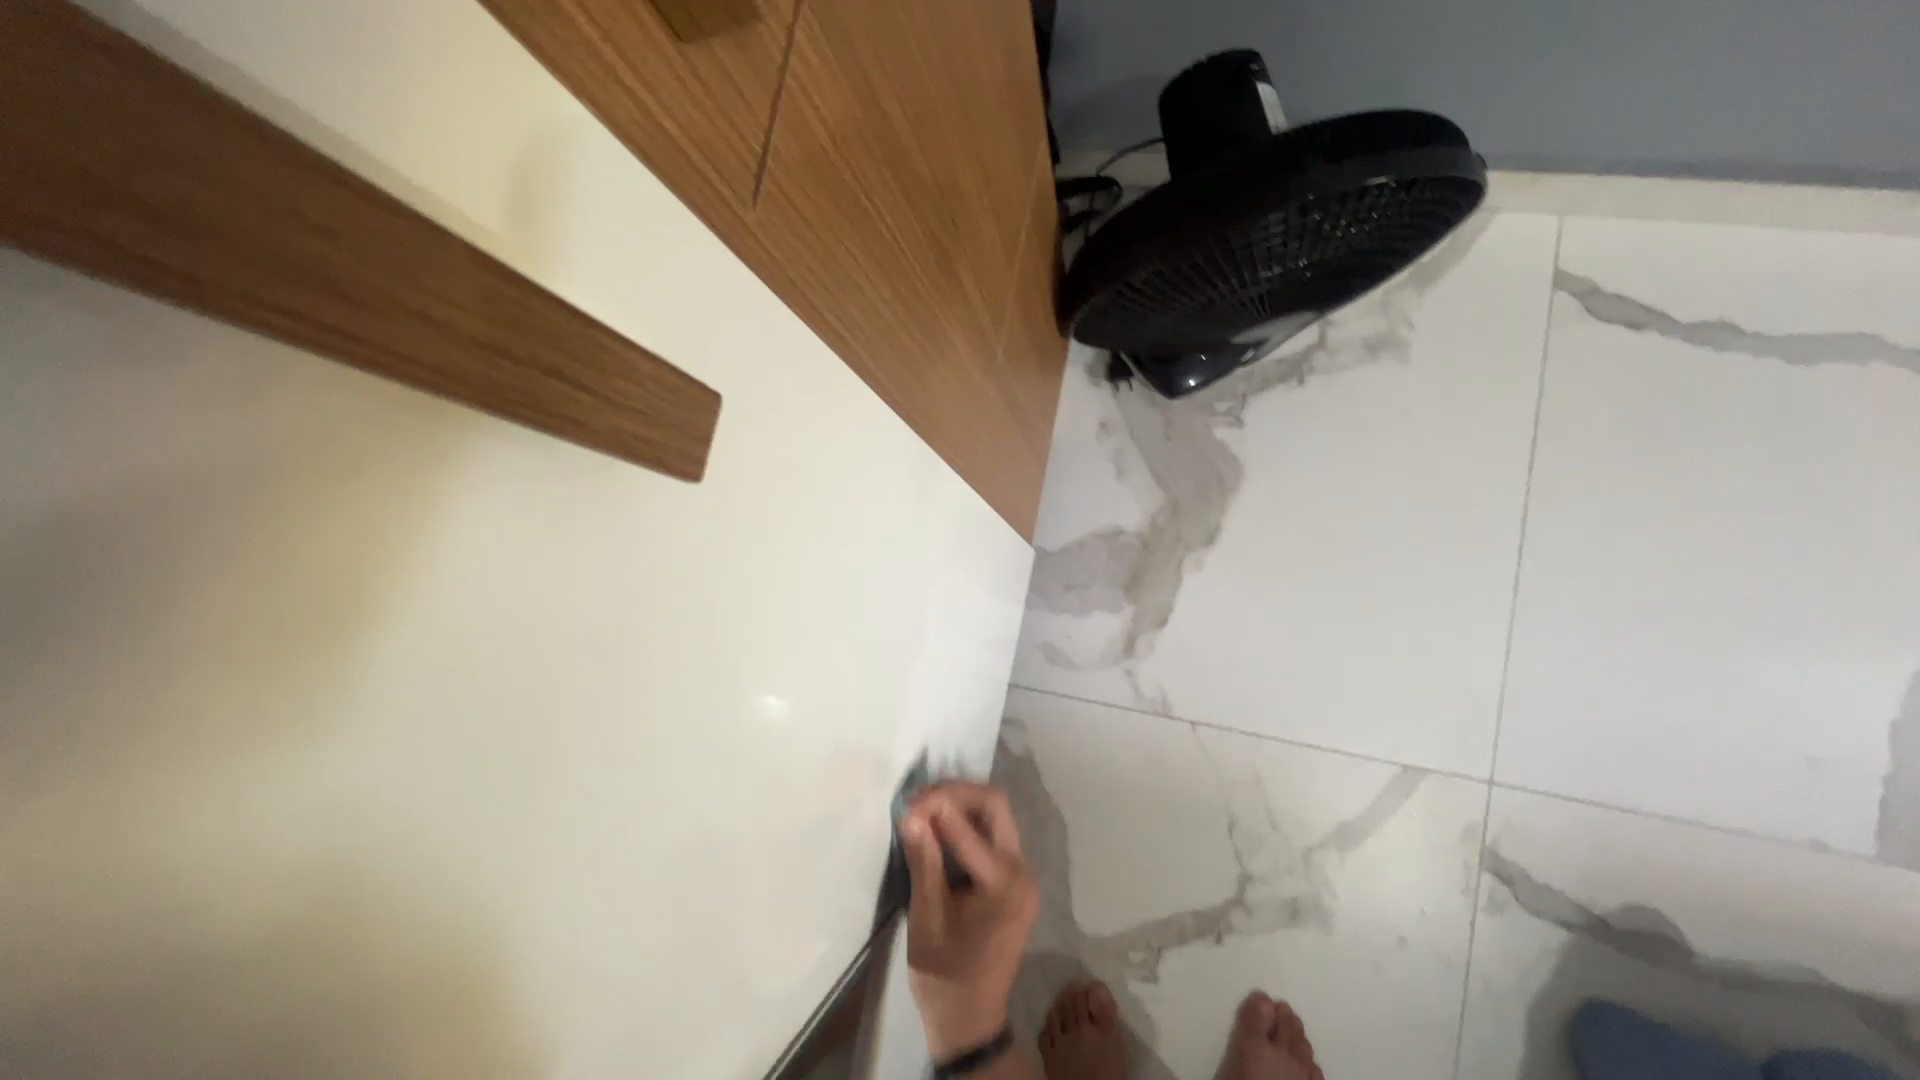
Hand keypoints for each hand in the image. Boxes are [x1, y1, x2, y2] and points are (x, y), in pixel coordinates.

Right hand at [900, 780, 1037, 1058]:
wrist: (969, 1016)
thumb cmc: (944, 972)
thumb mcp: (926, 916)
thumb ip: (924, 860)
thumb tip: (912, 813)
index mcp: (1005, 882)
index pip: (971, 821)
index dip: (936, 806)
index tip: (905, 807)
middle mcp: (1023, 871)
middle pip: (995, 806)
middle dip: (956, 794)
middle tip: (919, 800)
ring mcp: (1023, 876)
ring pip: (996, 818)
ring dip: (961, 806)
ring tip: (925, 810)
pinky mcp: (1014, 882)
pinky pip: (994, 837)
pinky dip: (967, 825)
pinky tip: (940, 828)